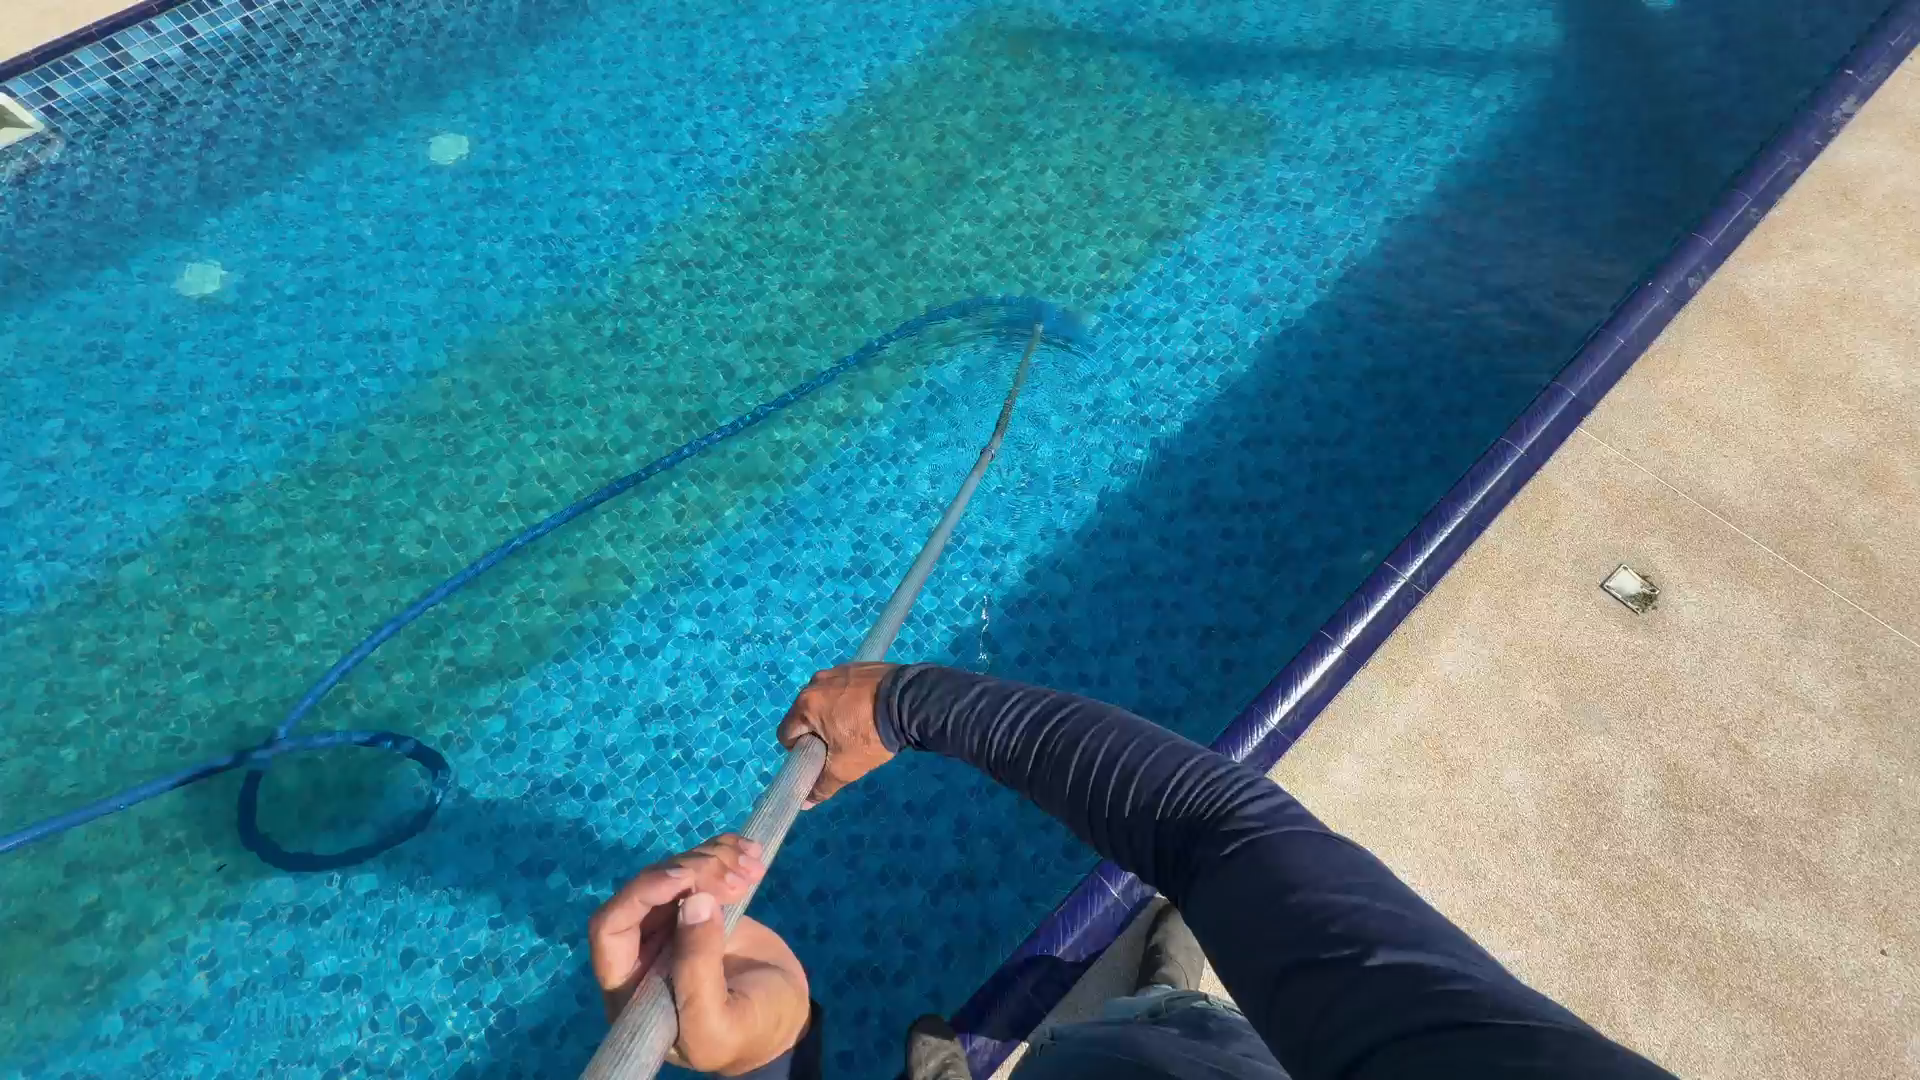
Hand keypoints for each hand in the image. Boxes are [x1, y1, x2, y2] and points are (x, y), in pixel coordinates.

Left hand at [588, 834, 810, 1074]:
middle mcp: (647, 947)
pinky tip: (754, 854)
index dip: (641, 893)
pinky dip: (728, 849)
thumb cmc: (747, 1034)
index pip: (610, 927)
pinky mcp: (706, 901)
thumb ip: (697, 973)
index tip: (684, 877)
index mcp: (632, 985)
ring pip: (679, 868)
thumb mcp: (718, 1025)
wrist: (785, 1016)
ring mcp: (676, 921)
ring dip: (716, 858)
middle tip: (737, 881)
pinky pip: (706, 862)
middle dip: (692, 872)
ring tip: (753, 870)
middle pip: (651, 889)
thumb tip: (694, 900)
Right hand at [776, 662, 898, 804]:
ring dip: (836, 713)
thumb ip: (821, 787)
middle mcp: (817, 682)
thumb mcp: (845, 768)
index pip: (787, 734)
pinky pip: (846, 687)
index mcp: (806, 704)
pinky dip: (853, 699)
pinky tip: (872, 710)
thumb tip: (804, 803)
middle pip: (806, 714)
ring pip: (827, 699)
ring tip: (861, 726)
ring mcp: (840, 670)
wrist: (912, 703)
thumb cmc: (871, 736)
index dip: (800, 751)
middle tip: (843, 744)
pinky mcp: (860, 665)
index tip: (822, 757)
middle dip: (819, 731)